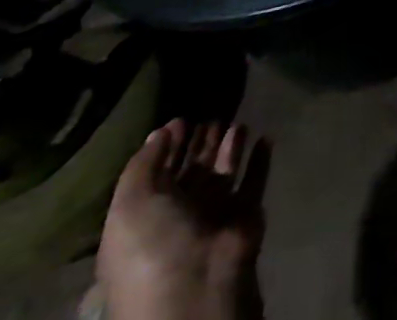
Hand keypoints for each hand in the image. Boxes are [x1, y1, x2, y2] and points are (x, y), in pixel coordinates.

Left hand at [98, 120, 268, 319]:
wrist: (197, 280)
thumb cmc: (153, 243)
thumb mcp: (131, 203)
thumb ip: (144, 165)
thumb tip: (163, 130)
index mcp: (142, 215)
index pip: (155, 174)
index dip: (166, 147)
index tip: (181, 119)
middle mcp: (178, 212)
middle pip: (191, 171)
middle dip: (200, 144)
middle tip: (212, 115)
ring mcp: (214, 212)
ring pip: (223, 172)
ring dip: (229, 147)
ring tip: (237, 121)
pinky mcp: (246, 211)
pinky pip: (255, 180)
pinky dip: (260, 159)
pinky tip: (266, 138)